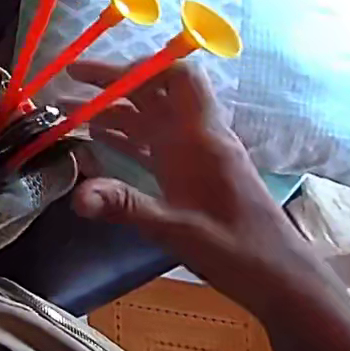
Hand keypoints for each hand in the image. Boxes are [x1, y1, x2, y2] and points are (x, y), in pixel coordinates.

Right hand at [67, 61, 328, 313]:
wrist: (282, 283)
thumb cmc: (238, 250)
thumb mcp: (177, 229)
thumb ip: (125, 206)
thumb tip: (76, 197)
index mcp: (199, 137)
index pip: (176, 77)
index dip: (138, 67)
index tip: (95, 73)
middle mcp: (195, 136)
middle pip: (153, 91)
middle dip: (111, 81)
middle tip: (68, 79)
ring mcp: (190, 154)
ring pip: (147, 117)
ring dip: (109, 109)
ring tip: (66, 112)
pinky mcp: (186, 172)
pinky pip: (148, 142)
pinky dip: (119, 135)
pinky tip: (92, 141)